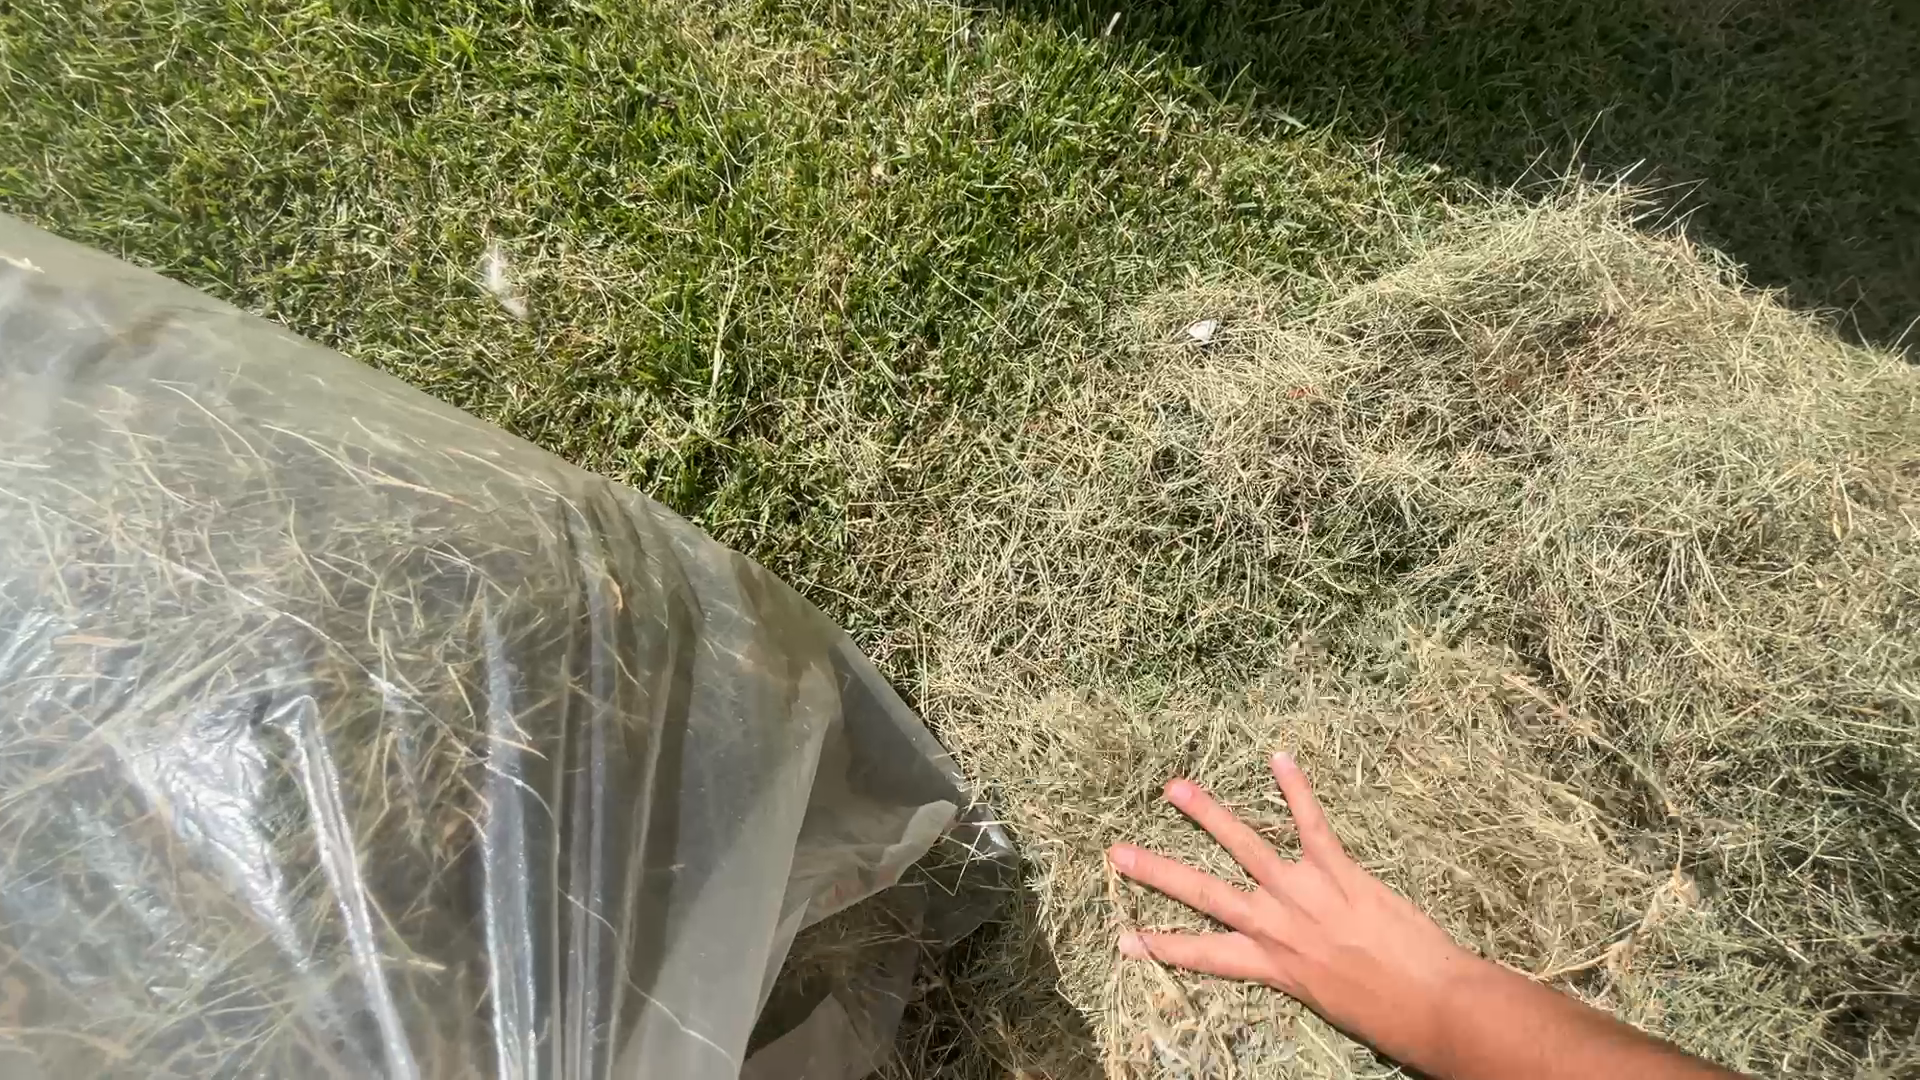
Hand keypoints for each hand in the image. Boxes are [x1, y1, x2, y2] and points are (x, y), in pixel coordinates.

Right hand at [1106, 752, 1482, 1066]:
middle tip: (1119, 852)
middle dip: (1158, 872)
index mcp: (1272, 964)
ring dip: (1207, 814)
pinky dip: (1295, 790)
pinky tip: (1279, 758)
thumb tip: (1280, 955)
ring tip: (1175, 787)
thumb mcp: (1325, 1001)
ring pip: (1245, 847)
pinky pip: (1311, 824)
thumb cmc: (1390, 1018)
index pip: (1202, 954)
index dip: (1160, 945)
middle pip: (1204, 894)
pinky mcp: (1338, 871)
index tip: (1123, 937)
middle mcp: (1276, 926)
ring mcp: (1304, 894)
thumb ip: (1295, 970)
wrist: (1442, 1011)